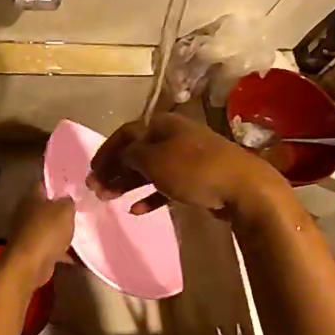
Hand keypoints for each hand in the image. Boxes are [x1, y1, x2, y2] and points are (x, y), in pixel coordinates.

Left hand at [3, 186, 75, 285]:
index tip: (71, 186)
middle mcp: (26, 213)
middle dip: (60, 209)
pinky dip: (60, 249)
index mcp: (31, 198)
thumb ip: (68, 202)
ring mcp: (27, 232)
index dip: (56, 184)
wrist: (30, 264)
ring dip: (60, 230)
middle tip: (78, 209)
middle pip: (45, 207)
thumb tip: (67, 199)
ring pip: (47, 227)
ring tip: (79, 230)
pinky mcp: (31, 250)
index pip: (42, 184)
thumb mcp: (65, 210)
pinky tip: (75, 254)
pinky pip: (49, 246)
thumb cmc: (47, 231)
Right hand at [88, 113, 287, 218]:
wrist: (243, 188)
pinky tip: (137, 210)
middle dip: (114, 170)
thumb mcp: (154, 159)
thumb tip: (120, 155)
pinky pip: (167, 187)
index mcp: (163, 124)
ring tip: (109, 199)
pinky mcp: (198, 180)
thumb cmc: (194, 169)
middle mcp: (174, 137)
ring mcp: (188, 159)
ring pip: (150, 170)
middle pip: (137, 152)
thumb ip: (130, 155)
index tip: (91, 171)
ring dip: (128, 184)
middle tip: (96, 189)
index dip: (106, 151)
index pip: (126, 133)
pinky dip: (150, 197)